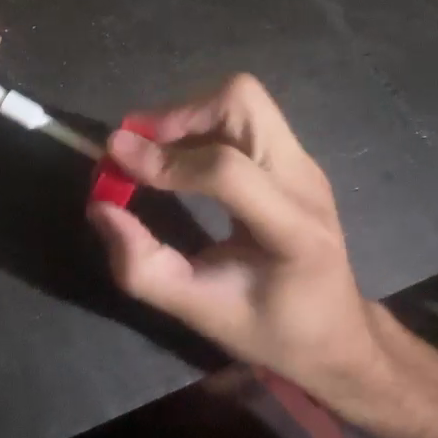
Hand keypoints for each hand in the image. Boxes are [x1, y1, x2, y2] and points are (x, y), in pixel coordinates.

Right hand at [87, 74, 390, 406]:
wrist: (338, 339)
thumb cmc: (269, 329)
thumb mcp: (198, 312)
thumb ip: (143, 265)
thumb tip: (99, 207)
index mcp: (293, 232)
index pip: (227, 170)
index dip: (165, 159)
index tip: (114, 155)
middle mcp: (305, 183)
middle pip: (243, 103)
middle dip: (180, 113)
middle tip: (140, 144)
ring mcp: (303, 164)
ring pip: (241, 98)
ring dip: (188, 114)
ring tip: (157, 149)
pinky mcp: (293, 156)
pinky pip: (241, 115)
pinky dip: (200, 123)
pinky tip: (180, 159)